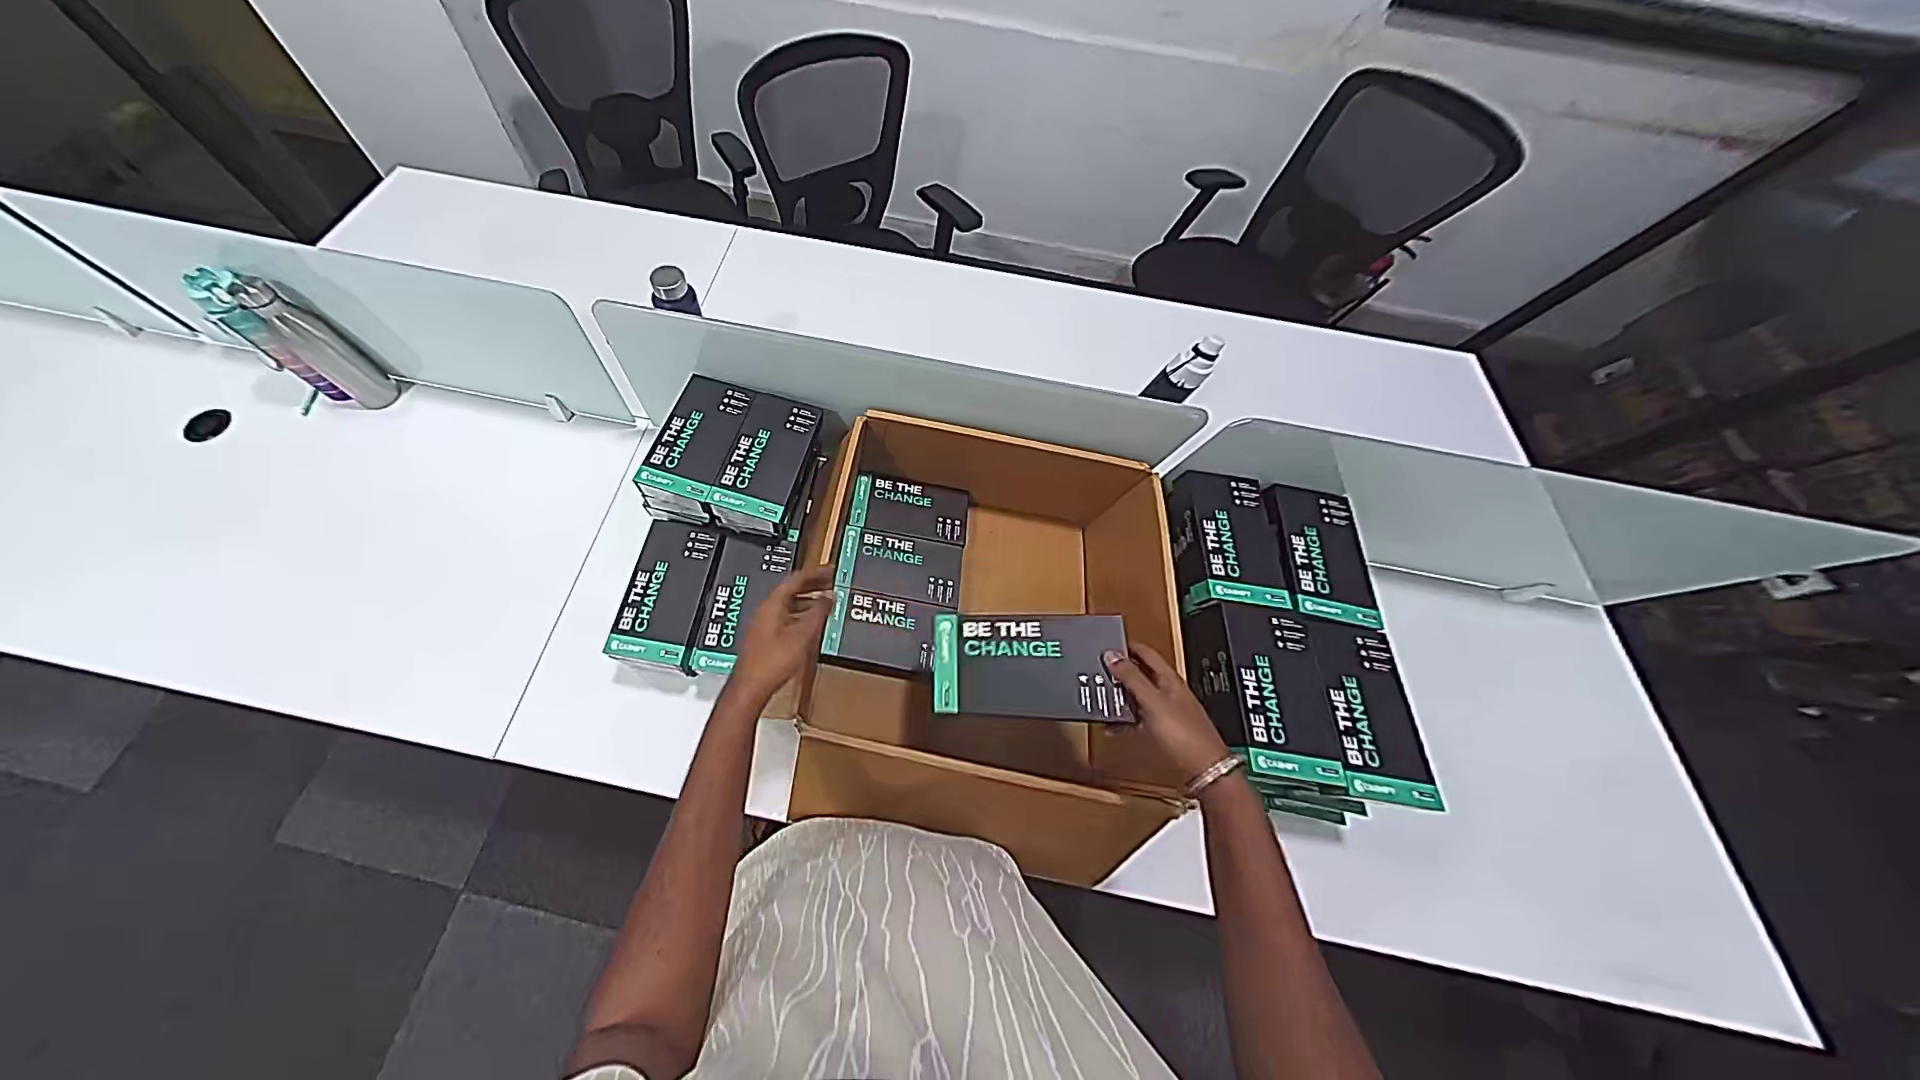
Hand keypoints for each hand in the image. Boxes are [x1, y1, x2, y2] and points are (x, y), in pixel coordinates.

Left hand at [730, 566, 834, 698]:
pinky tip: (810, 624)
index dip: (815, 573)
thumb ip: (818, 612)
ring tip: (824, 601)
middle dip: (812, 585)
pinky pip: (786, 617)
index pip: (795, 579)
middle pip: (791, 590)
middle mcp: (765, 612)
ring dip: (807, 601)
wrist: (751, 687)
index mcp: (772, 605)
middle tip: (829, 582)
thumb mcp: (803, 634)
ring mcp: (764, 625)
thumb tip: (828, 597)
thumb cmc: (770, 662)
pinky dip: (801, 615)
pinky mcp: (765, 638)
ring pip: (788, 604)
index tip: (829, 570)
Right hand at [1103, 641, 1231, 784]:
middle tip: (1101, 670)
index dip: (1127, 646)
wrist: (1204, 769)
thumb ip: (1132, 677)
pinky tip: (1114, 724)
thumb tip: (1113, 655)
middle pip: (1141, 673)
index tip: (1108, 644)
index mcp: (1169, 679)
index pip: (1146, 652)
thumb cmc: (1186, 735)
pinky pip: (1138, 718)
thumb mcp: (1152, 701)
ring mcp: (1166, 711)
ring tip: (1104, 695)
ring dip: (1121, 695)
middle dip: (1120, 671)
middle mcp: (1168, 692)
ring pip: (1138, 696)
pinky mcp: (1163, 729)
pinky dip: (1125, 719)